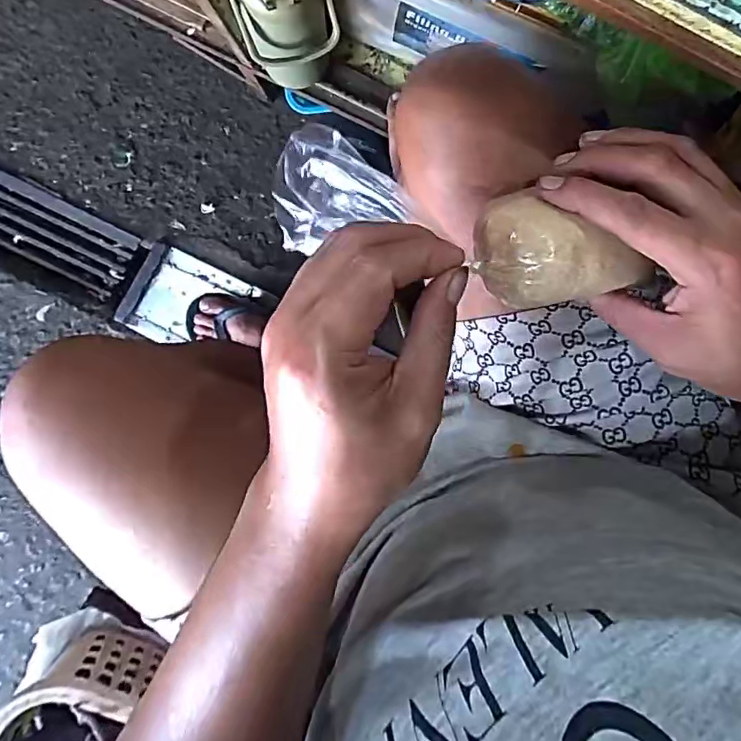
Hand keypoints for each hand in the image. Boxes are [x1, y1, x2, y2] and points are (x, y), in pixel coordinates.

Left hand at [256, 222, 467, 543]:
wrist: (307, 500)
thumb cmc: (366, 467)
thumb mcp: (417, 405)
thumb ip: (435, 332)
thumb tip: (454, 276)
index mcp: (320, 346)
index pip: (372, 265)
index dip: (422, 251)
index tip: (460, 261)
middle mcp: (290, 321)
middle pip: (350, 244)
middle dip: (406, 239)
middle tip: (447, 261)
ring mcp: (280, 318)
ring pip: (334, 248)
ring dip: (385, 246)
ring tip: (426, 269)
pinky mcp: (283, 321)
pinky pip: (325, 267)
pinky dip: (365, 261)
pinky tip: (394, 283)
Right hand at [536, 129, 740, 416]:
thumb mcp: (672, 350)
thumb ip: (622, 312)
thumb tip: (583, 282)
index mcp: (705, 261)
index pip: (632, 213)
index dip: (583, 196)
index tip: (546, 188)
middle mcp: (726, 220)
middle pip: (655, 165)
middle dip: (601, 158)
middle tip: (560, 163)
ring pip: (681, 151)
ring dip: (631, 140)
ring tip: (589, 144)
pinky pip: (699, 161)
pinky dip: (660, 147)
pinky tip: (634, 150)